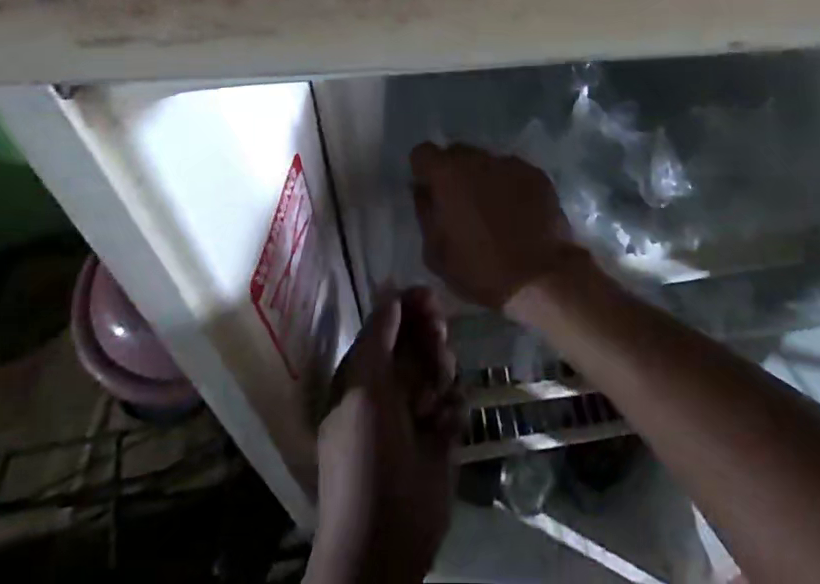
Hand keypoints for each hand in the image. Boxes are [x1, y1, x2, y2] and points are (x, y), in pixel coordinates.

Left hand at [308, 288, 458, 583]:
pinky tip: (443, 425)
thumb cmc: (364, 452)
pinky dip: (453, 410)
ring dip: (441, 376)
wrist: (385, 532)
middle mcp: (389, 385)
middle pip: (418, 343)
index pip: (388, 325)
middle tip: (438, 345)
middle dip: (430, 339)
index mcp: (363, 370)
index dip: (408, 307)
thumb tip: (389, 288)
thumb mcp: (364, 385)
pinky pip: (456, 406)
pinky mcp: (442, 438)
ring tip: (432, 400)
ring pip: (440, 372)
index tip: (430, 297)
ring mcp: (416, 412)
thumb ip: (378, 336)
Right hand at [409, 143, 587, 309]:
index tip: (429, 191)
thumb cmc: (481, 270)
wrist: (543, 279)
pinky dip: (510, 186)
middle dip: (453, 172)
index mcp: (446, 174)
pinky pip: (513, 173)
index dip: (423, 170)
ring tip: (492, 210)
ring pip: (486, 162)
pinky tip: (517, 213)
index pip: (423, 152)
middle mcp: (477, 159)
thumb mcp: (435, 252)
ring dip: (482, 178)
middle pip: (456, 153)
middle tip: (459, 202)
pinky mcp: (538, 176)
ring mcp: (511, 165)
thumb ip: (424, 213)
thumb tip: (423, 191)